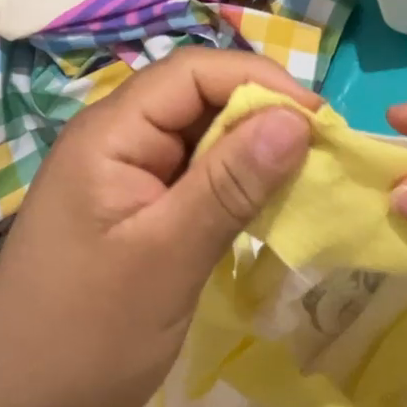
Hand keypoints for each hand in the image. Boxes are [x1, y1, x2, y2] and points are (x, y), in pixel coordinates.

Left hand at [0, 48, 317, 406]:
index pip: (192, 72)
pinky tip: (264, 201)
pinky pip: (191, 173)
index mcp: (109, 131)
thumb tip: (298, 120)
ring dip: (250, 148)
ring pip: (199, 134)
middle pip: (196, 97)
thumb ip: (230, 185)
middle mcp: (115, 137)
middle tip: (320, 149)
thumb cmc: (86, 334)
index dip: (258, 81)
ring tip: (303, 173)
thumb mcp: (166, 258)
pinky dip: (231, 181)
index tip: (319, 119)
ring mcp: (122, 172)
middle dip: (260, 112)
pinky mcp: (133, 207)